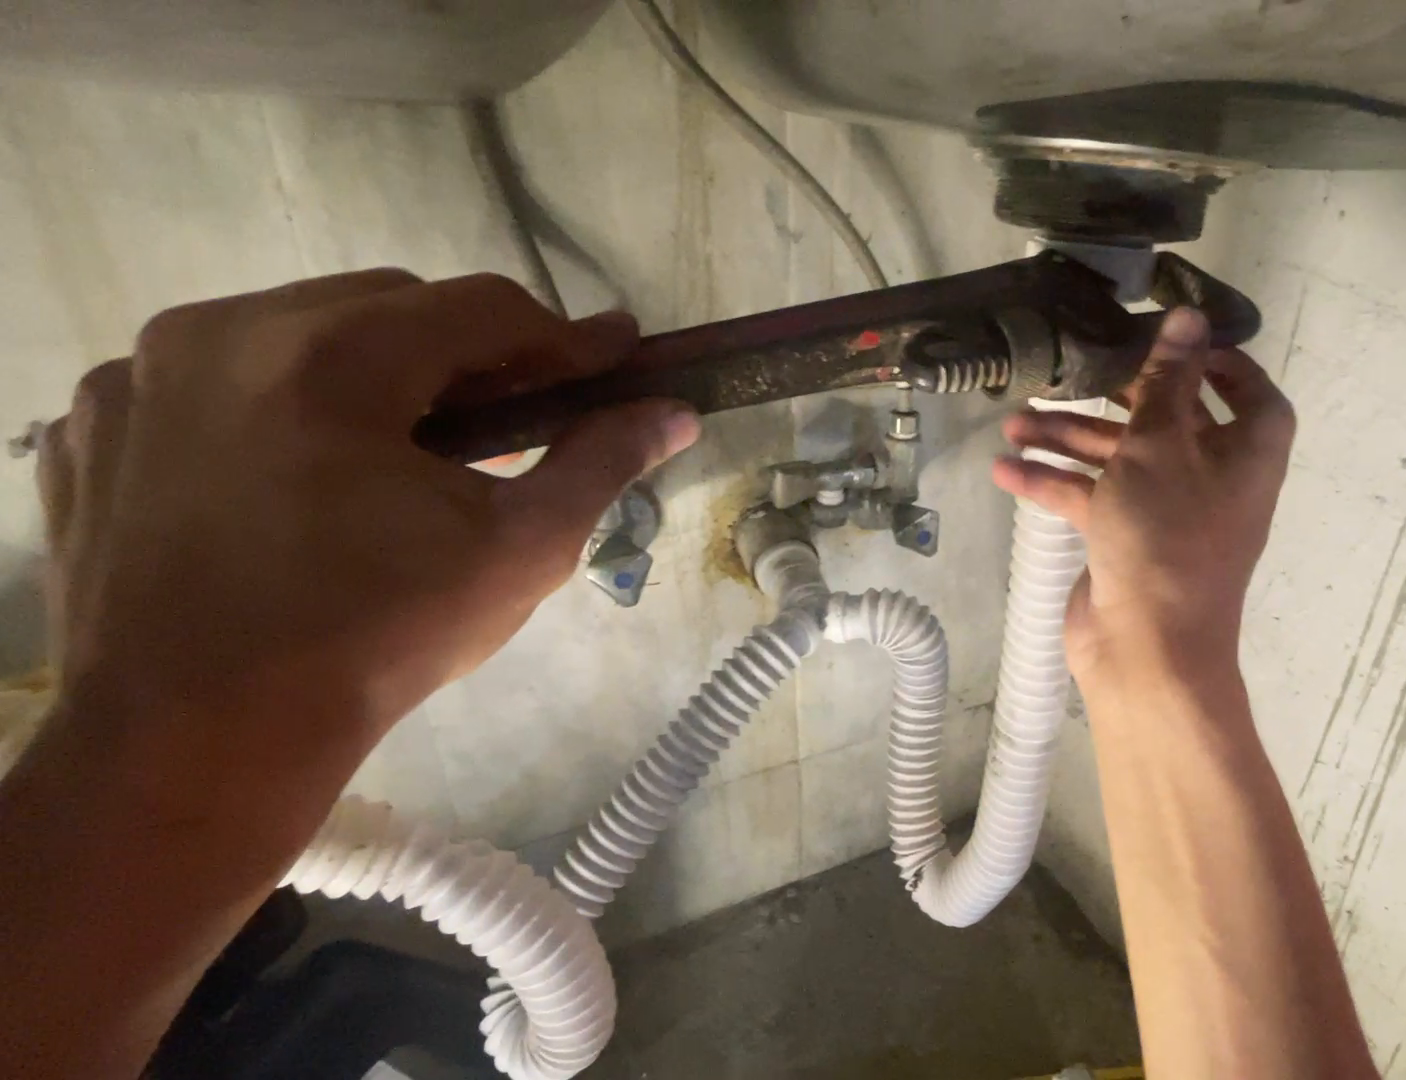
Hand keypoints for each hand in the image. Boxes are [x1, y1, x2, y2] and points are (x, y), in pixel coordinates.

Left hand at [35, 270, 698, 747]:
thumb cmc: (384, 637)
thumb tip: (677, 414)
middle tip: (527, 414)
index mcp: (329, 359)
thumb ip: (604, 461)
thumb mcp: (523, 546)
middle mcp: (220, 335)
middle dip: (477, 353)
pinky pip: (225, 377)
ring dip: (389, 369)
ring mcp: (140, 376)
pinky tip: (326, 468)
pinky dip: (296, 400)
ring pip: (306, 330)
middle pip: (393, 304)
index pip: (482, 308)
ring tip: (431, 442)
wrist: (200, 745)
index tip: (621, 356)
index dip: (566, 334)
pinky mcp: (93, 424)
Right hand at [992, 307, 1295, 686]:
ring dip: (1069, 440)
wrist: (1146, 648)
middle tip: (1075, 371)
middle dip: (1114, 398)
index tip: (1171, 339)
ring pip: (1120, 459)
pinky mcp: (1126, 540)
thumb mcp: (1160, 446)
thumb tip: (1188, 317)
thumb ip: (1167, 381)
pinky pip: (1093, 498)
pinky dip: (1055, 484)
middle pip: (1167, 420)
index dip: (1217, 361)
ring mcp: (1167, 511)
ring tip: (1011, 425)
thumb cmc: (1165, 536)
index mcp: (1245, 452)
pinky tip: (1006, 471)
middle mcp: (1211, 477)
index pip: (1248, 391)